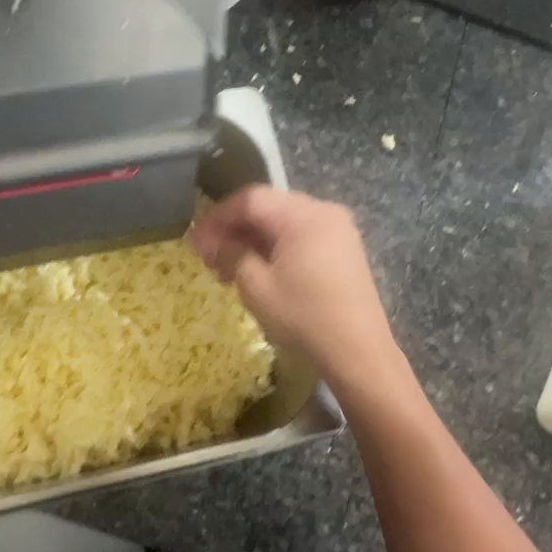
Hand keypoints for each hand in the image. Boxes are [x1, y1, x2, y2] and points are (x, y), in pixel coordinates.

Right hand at [190, 187, 401, 381]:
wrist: (357, 351)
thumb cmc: (303, 317)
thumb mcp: (257, 287)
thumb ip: (231, 255)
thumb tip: (210, 242)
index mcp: (303, 215)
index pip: (250, 199)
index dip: (217, 218)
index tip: (195, 243)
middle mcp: (324, 211)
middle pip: (268, 207)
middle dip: (234, 229)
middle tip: (208, 257)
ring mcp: (338, 230)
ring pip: (284, 222)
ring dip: (253, 240)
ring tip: (229, 270)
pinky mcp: (343, 250)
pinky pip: (301, 237)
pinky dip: (275, 248)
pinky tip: (258, 272)